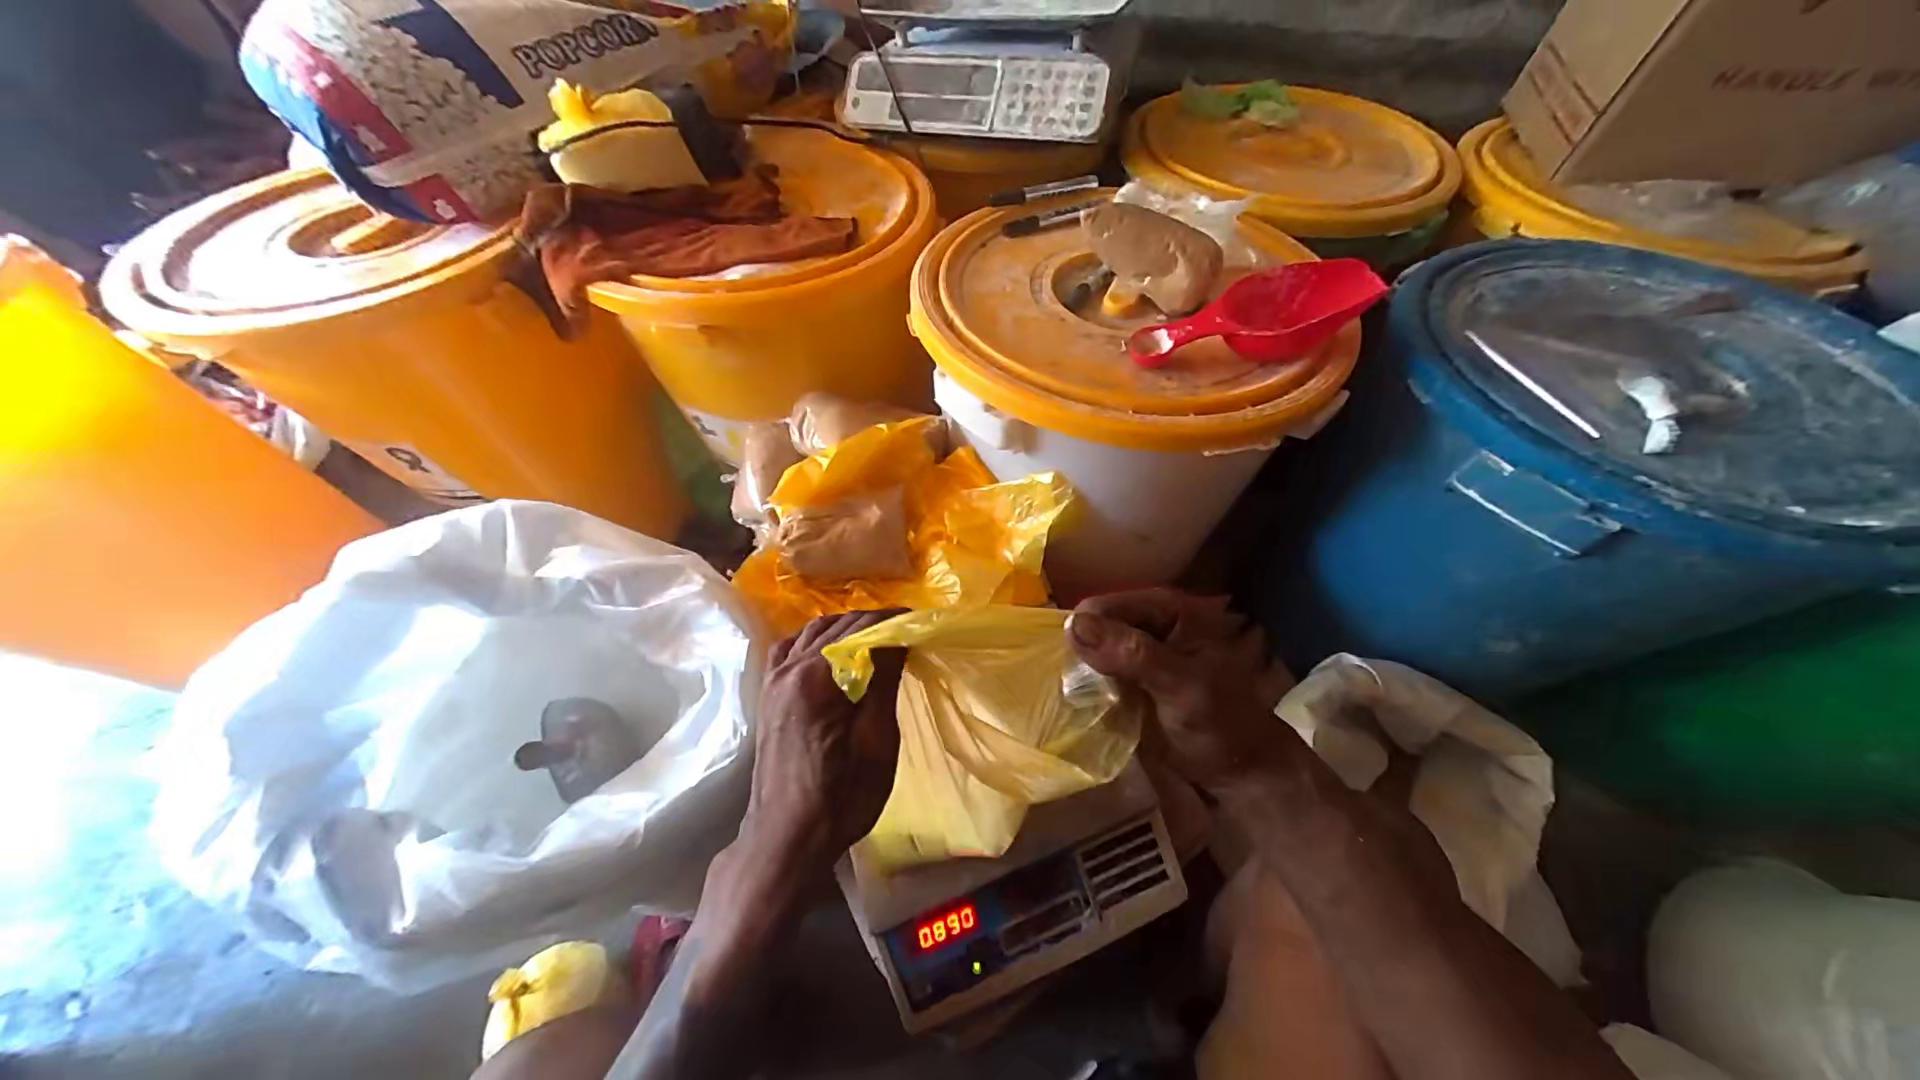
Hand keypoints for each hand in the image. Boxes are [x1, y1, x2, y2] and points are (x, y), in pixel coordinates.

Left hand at [739, 609, 907, 871]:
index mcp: (816, 679)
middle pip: (836, 626)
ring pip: (813, 632)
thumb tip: (897, 637)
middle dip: (873, 621)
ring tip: (879, 636)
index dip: (893, 621)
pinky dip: (817, 639)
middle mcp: (789, 670)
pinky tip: (834, 649)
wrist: (787, 838)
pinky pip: (791, 648)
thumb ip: (883, 683)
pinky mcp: (769, 693)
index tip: (920, 621)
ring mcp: (774, 680)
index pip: (860, 630)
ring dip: (847, 627)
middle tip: (908, 628)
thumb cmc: (841, 799)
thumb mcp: (877, 743)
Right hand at [1067, 589, 1296, 788]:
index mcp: (1169, 609)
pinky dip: (1083, 684)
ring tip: (1074, 693)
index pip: (1106, 605)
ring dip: (1078, 668)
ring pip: (1088, 646)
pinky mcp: (1123, 677)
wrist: (1234, 770)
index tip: (1077, 665)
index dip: (1087, 629)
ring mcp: (1134, 650)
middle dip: (1080, 648)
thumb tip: (1074, 625)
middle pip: (1093, 622)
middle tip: (1077, 685)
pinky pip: (1091, 671)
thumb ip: (1133, 653)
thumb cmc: (1220, 724)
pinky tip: (1079, 700)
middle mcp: (1149, 621)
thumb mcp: (1181, 686)